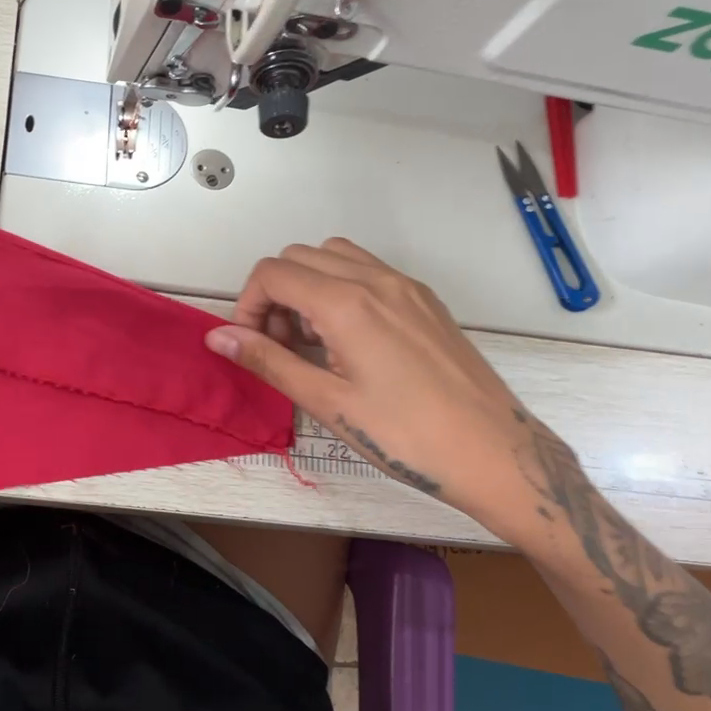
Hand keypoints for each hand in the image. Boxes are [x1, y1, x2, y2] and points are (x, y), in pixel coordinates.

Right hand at [205, 239, 543, 532]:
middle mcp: (377, 280)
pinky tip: (346, 342)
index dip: (248, 305)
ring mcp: (406, 287)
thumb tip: (217, 338)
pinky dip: (340, 290)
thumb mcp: (327, 402)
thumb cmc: (405, 436)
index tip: (252, 346)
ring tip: (309, 341)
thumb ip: (268, 361)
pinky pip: (368, 272)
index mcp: (347, 303)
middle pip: (299, 256)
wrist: (493, 453)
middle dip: (274, 294)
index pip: (273, 273)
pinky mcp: (425, 302)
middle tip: (277, 346)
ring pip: (335, 257)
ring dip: (307, 287)